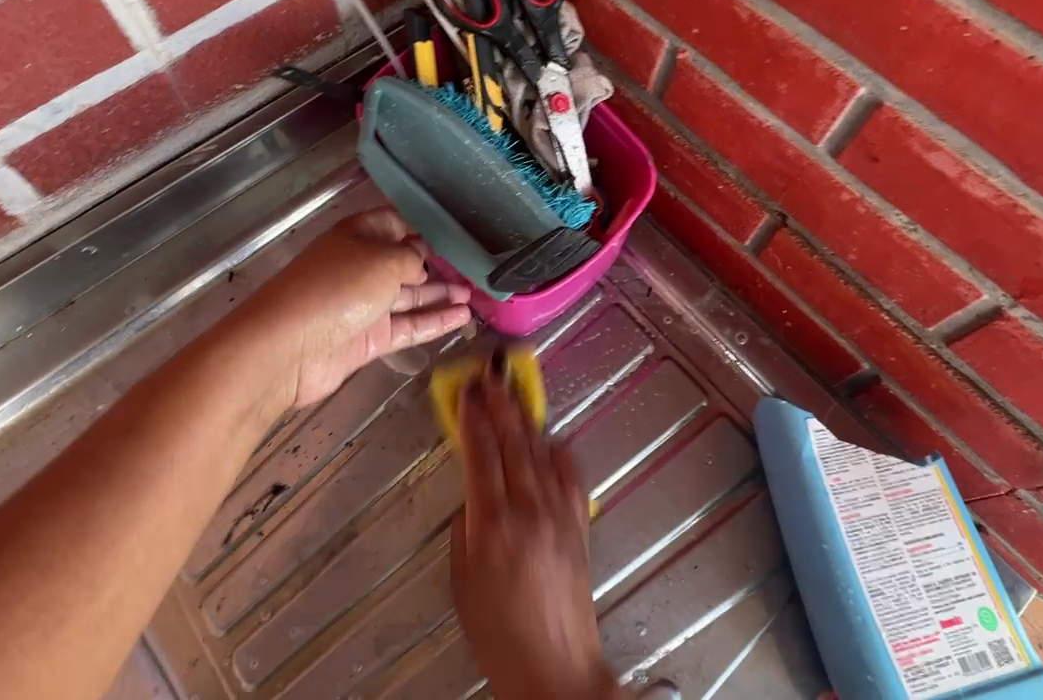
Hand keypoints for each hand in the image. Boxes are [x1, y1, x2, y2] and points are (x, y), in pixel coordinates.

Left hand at [246, 208, 471, 409]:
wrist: (288, 347)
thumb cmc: (337, 289)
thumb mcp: (383, 260)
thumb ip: (412, 258)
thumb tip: (422, 263)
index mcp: (358, 235)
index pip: (396, 222)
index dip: (424, 226)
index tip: (459, 231)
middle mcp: (361, 266)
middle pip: (405, 262)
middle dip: (438, 264)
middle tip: (476, 268)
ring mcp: (363, 305)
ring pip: (409, 297)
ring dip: (441, 295)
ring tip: (476, 294)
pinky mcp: (367, 339)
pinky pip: (407, 326)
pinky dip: (434, 322)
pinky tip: (462, 317)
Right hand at [451, 367, 626, 699]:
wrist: (555, 668)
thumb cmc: (497, 632)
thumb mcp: (463, 580)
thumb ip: (466, 529)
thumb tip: (473, 496)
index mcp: (493, 522)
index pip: (480, 453)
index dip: (472, 417)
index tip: (465, 390)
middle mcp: (529, 508)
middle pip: (513, 442)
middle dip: (499, 404)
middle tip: (487, 374)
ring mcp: (559, 513)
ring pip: (540, 451)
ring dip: (524, 418)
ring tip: (511, 390)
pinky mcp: (579, 524)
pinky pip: (569, 475)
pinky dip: (556, 450)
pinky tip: (547, 436)